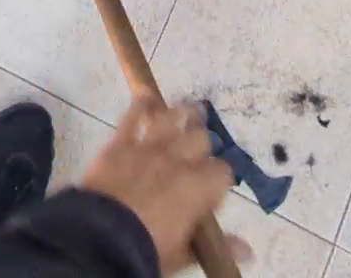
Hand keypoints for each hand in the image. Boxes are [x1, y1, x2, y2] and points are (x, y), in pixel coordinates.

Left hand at [81, 97, 247, 274]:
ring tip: (189, 107)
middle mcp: (176, 161)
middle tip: (203, 141)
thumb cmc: (148, 250)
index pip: (222, 172)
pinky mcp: (120, 143)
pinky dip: (141, 104)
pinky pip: (133, 117)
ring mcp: (147, 148)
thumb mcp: (183, 255)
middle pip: (199, 139)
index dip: (220, 177)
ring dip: (181, 112)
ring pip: (170, 119)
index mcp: (197, 188)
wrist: (102, 237)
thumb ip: (214, 244)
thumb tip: (249, 251)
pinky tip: (146, 95)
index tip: (215, 184)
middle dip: (203, 140)